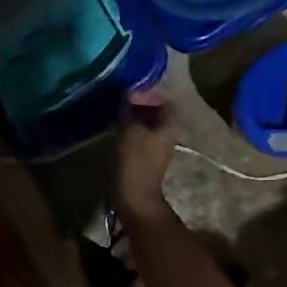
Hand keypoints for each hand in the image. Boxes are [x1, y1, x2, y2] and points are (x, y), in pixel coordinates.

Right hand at [116, 101, 177, 216]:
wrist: (135, 196)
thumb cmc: (135, 161)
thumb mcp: (130, 130)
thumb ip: (129, 109)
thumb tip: (126, 92)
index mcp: (170, 124)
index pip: (163, 99)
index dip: (147, 92)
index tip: (128, 90)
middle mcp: (168, 132)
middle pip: (155, 111)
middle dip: (138, 103)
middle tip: (119, 98)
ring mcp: (158, 145)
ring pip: (146, 123)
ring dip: (133, 116)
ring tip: (115, 110)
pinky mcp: (146, 155)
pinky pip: (140, 135)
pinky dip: (130, 128)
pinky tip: (116, 126)